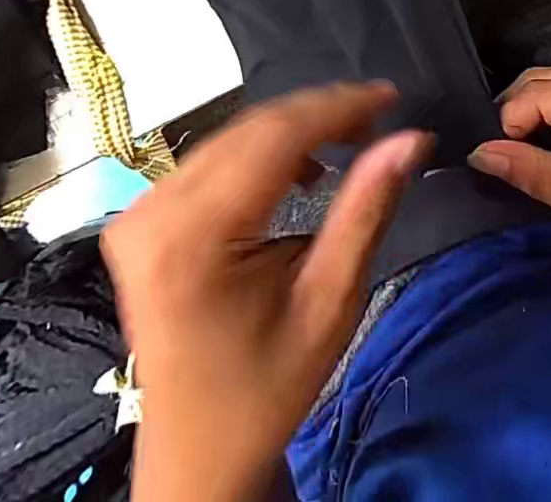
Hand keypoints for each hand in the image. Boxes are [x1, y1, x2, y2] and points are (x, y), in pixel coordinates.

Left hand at [103, 82, 430, 501]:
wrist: (196, 452)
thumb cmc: (266, 388)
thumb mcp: (329, 303)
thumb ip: (367, 211)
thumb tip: (409, 141)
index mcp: (194, 236)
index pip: (274, 137)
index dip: (338, 107)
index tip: (389, 97)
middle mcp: (154, 211)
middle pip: (251, 130)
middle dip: (321, 115)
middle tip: (378, 119)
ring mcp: (140, 212)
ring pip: (233, 137)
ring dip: (294, 130)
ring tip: (349, 140)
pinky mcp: (143, 218)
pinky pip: (213, 159)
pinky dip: (262, 152)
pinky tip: (298, 170)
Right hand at [467, 63, 550, 298]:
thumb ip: (540, 175)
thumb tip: (481, 154)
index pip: (538, 94)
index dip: (508, 128)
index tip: (498, 168)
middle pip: (544, 80)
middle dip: (516, 118)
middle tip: (504, 164)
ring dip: (534, 116)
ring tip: (523, 157)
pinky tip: (550, 145)